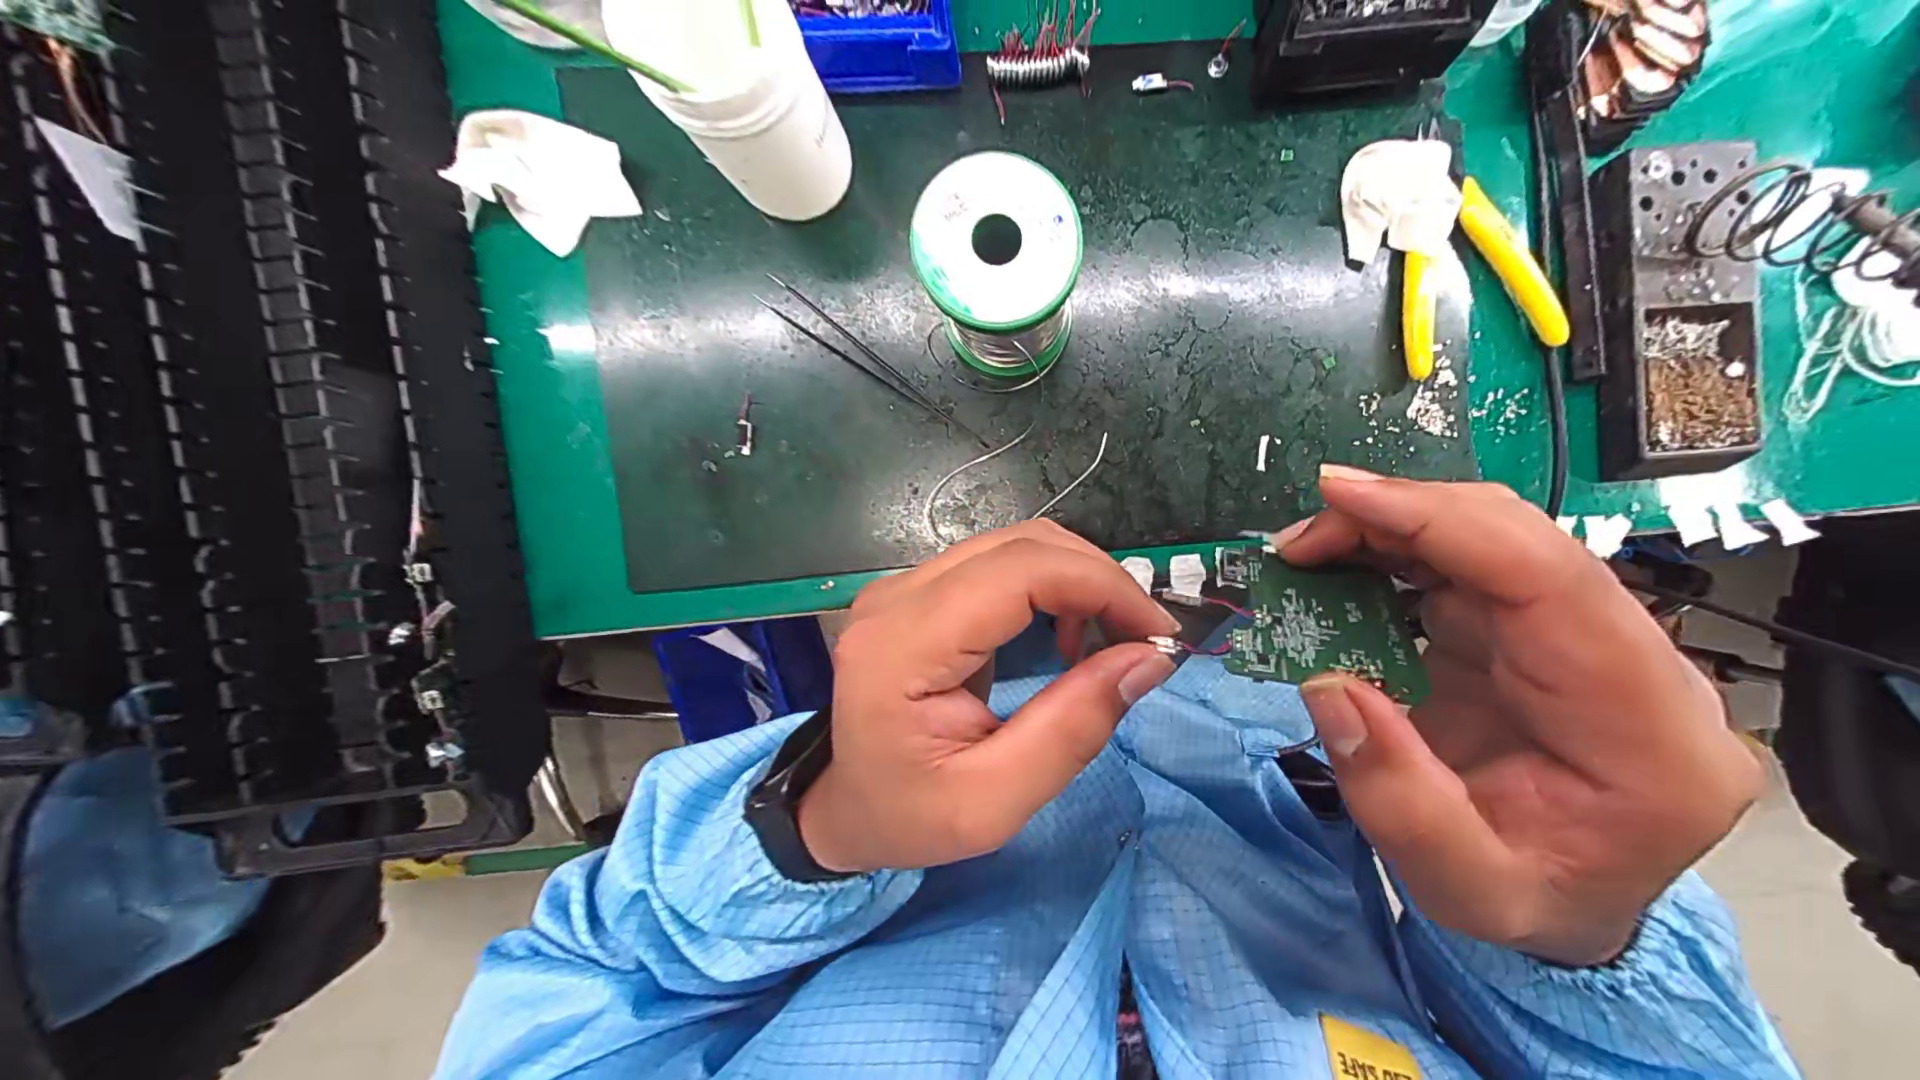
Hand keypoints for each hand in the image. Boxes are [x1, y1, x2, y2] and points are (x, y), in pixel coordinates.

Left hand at [799, 521, 1181, 873]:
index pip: (1017, 572)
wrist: (843, 804)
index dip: (1100, 586)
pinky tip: (1067, 635)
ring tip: (1108, 642)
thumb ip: (1071, 729)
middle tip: (1142, 640)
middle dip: (1099, 581)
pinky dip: (1052, 587)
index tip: (1157, 634)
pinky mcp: (918, 592)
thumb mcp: (993, 802)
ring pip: (1014, 546)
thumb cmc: (905, 815)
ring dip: (1078, 581)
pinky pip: (999, 565)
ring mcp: (903, 587)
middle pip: (1020, 545)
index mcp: (902, 646)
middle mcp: (897, 596)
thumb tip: (1147, 659)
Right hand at [1281, 466, 1761, 965]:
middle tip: (1298, 540)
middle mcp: (1631, 662)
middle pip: (1520, 540)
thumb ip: (1399, 800)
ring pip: (1488, 537)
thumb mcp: (1461, 884)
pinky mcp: (1530, 630)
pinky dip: (1391, 549)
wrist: (1567, 896)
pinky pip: (1461, 563)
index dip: (1442, 522)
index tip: (1341, 496)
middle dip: (1398, 517)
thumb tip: (1327, 684)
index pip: (1553, 582)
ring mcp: (1581, 638)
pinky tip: (1340, 562)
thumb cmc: (1530, 896)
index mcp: (1647, 729)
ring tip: (1305, 550)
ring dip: (1387, 528)